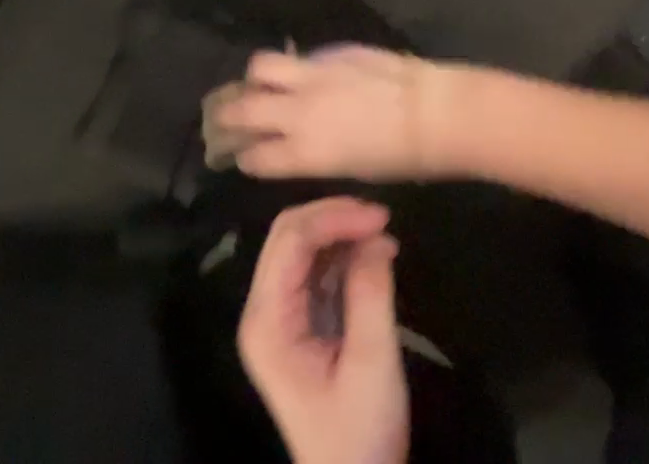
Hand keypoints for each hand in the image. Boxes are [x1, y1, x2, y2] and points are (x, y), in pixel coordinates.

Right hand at [217, 46, 449, 179]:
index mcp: (303, 153)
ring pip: (260, 67)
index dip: (246, 157)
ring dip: (255, 78)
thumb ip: (315, 155)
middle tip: (228, 117)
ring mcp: (313, 77)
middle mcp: (297, 114)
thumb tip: (299, 146)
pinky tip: (302, 71)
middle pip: (242, 110)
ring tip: (262, 83)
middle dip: (228, 116)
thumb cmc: (403, 158)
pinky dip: (293, 65)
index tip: (245, 155)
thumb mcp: (351, 170)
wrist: (435, 113)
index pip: (254, 157)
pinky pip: (299, 56)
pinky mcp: (333, 54)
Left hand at [239, 198, 407, 463]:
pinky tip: (376, 256)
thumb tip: (377, 237)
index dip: (333, 217)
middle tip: (383, 219)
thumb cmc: (359, 431)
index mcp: (268, 322)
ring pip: (301, 249)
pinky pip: (316, 272)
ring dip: (340, 234)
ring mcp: (280, 317)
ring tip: (385, 237)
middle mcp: (264, 312)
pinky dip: (344, 255)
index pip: (289, 242)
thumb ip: (370, 294)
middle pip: (288, 237)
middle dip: (334, 218)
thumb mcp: (372, 361)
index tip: (382, 216)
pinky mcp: (300, 324)